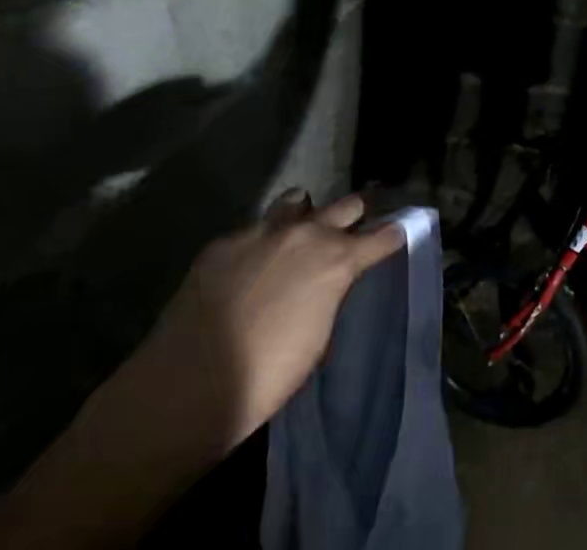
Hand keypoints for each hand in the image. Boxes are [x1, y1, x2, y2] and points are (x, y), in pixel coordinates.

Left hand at [126, 192, 406, 450]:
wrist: (190, 384)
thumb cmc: (270, 374)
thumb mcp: (320, 333)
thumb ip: (331, 291)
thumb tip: (329, 280)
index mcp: (338, 260)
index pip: (383, 235)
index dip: (393, 235)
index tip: (397, 235)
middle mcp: (306, 233)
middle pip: (346, 205)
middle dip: (354, 217)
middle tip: (351, 232)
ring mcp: (261, 232)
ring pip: (296, 200)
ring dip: (305, 214)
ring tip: (299, 232)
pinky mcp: (224, 241)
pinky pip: (253, 229)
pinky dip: (261, 241)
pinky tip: (249, 268)